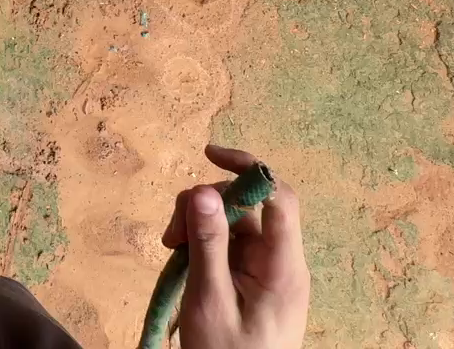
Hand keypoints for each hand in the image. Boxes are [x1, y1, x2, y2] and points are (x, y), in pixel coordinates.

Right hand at [163, 145, 309, 348]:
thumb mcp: (210, 299)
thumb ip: (208, 243)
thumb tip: (202, 190)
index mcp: (283, 267)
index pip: (280, 197)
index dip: (248, 167)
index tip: (206, 154)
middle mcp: (279, 261)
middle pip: (244, 205)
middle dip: (202, 205)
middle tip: (170, 235)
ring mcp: (265, 270)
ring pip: (229, 219)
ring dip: (195, 223)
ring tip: (172, 251)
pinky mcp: (250, 278)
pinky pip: (224, 240)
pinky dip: (199, 240)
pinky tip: (181, 259)